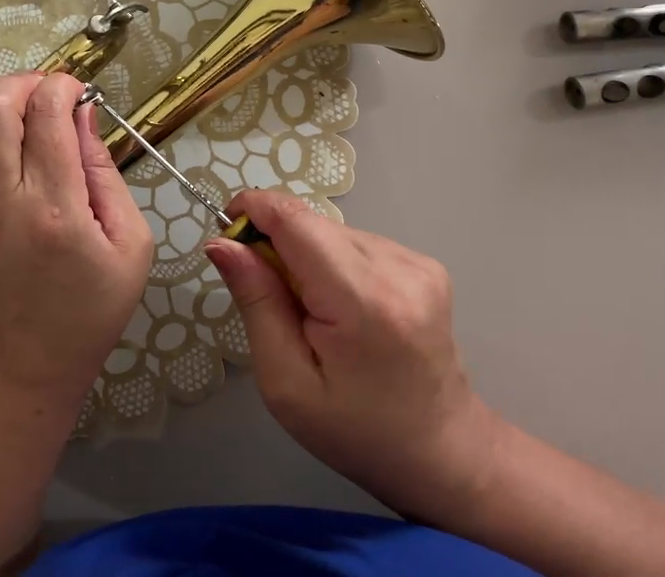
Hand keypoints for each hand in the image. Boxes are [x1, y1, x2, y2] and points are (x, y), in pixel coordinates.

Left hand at [0, 73, 152, 397]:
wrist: (34, 349)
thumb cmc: (94, 296)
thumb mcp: (128, 237)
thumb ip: (102, 167)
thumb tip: (79, 108)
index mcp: (54, 212)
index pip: (46, 114)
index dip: (62, 87)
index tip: (74, 93)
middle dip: (20, 84)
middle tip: (42, 97)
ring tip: (19, 126)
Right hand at [205, 190, 506, 523]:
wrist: (443, 454)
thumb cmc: (355, 431)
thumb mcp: (284, 381)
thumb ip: (256, 302)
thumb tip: (221, 243)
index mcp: (363, 302)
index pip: (294, 219)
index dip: (251, 211)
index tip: (224, 235)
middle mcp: (397, 269)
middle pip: (309, 222)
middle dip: (273, 243)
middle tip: (265, 296)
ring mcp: (417, 264)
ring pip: (329, 230)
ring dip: (303, 256)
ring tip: (308, 312)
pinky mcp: (424, 266)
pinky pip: (353, 242)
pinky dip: (330, 263)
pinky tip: (339, 307)